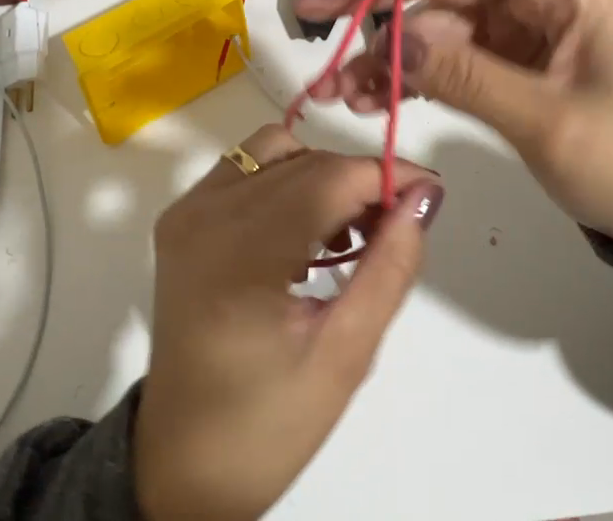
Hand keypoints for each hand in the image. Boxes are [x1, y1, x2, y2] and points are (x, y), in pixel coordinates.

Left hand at [135, 125, 444, 520]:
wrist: (184, 460)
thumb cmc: (268, 422)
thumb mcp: (345, 354)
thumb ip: (389, 268)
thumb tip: (423, 198)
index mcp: (238, 253)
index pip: (328, 178)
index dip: (386, 175)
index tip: (432, 194)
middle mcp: (203, 215)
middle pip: (303, 161)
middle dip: (359, 181)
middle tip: (395, 229)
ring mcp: (185, 213)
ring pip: (273, 152)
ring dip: (322, 175)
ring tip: (350, 235)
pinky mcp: (180, 220)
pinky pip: (245, 170)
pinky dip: (286, 182)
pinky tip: (307, 234)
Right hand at [296, 0, 612, 271]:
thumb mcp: (546, 122)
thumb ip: (464, 76)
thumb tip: (388, 42)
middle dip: (375, 3)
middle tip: (310, 21)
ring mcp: (525, 26)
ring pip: (436, 21)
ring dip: (386, 52)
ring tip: (338, 89)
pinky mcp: (512, 60)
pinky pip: (448, 55)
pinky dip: (410, 75)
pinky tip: (371, 99)